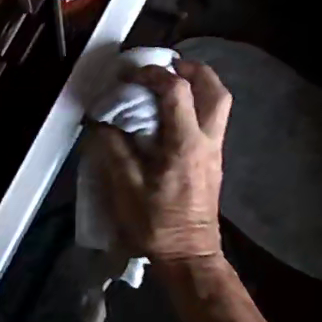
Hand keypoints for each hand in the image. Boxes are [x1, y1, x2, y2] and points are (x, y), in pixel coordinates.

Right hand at [93, 60, 231, 266]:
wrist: (190, 256)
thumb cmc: (156, 224)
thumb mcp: (125, 188)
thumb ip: (113, 149)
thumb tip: (102, 123)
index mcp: (185, 144)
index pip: (176, 91)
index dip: (151, 74)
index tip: (127, 75)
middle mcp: (207, 141)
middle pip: (215, 90)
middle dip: (192, 69)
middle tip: (165, 65)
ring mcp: (215, 152)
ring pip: (219, 104)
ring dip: (198, 85)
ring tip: (169, 83)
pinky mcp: (213, 162)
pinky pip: (211, 120)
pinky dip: (195, 104)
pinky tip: (170, 114)